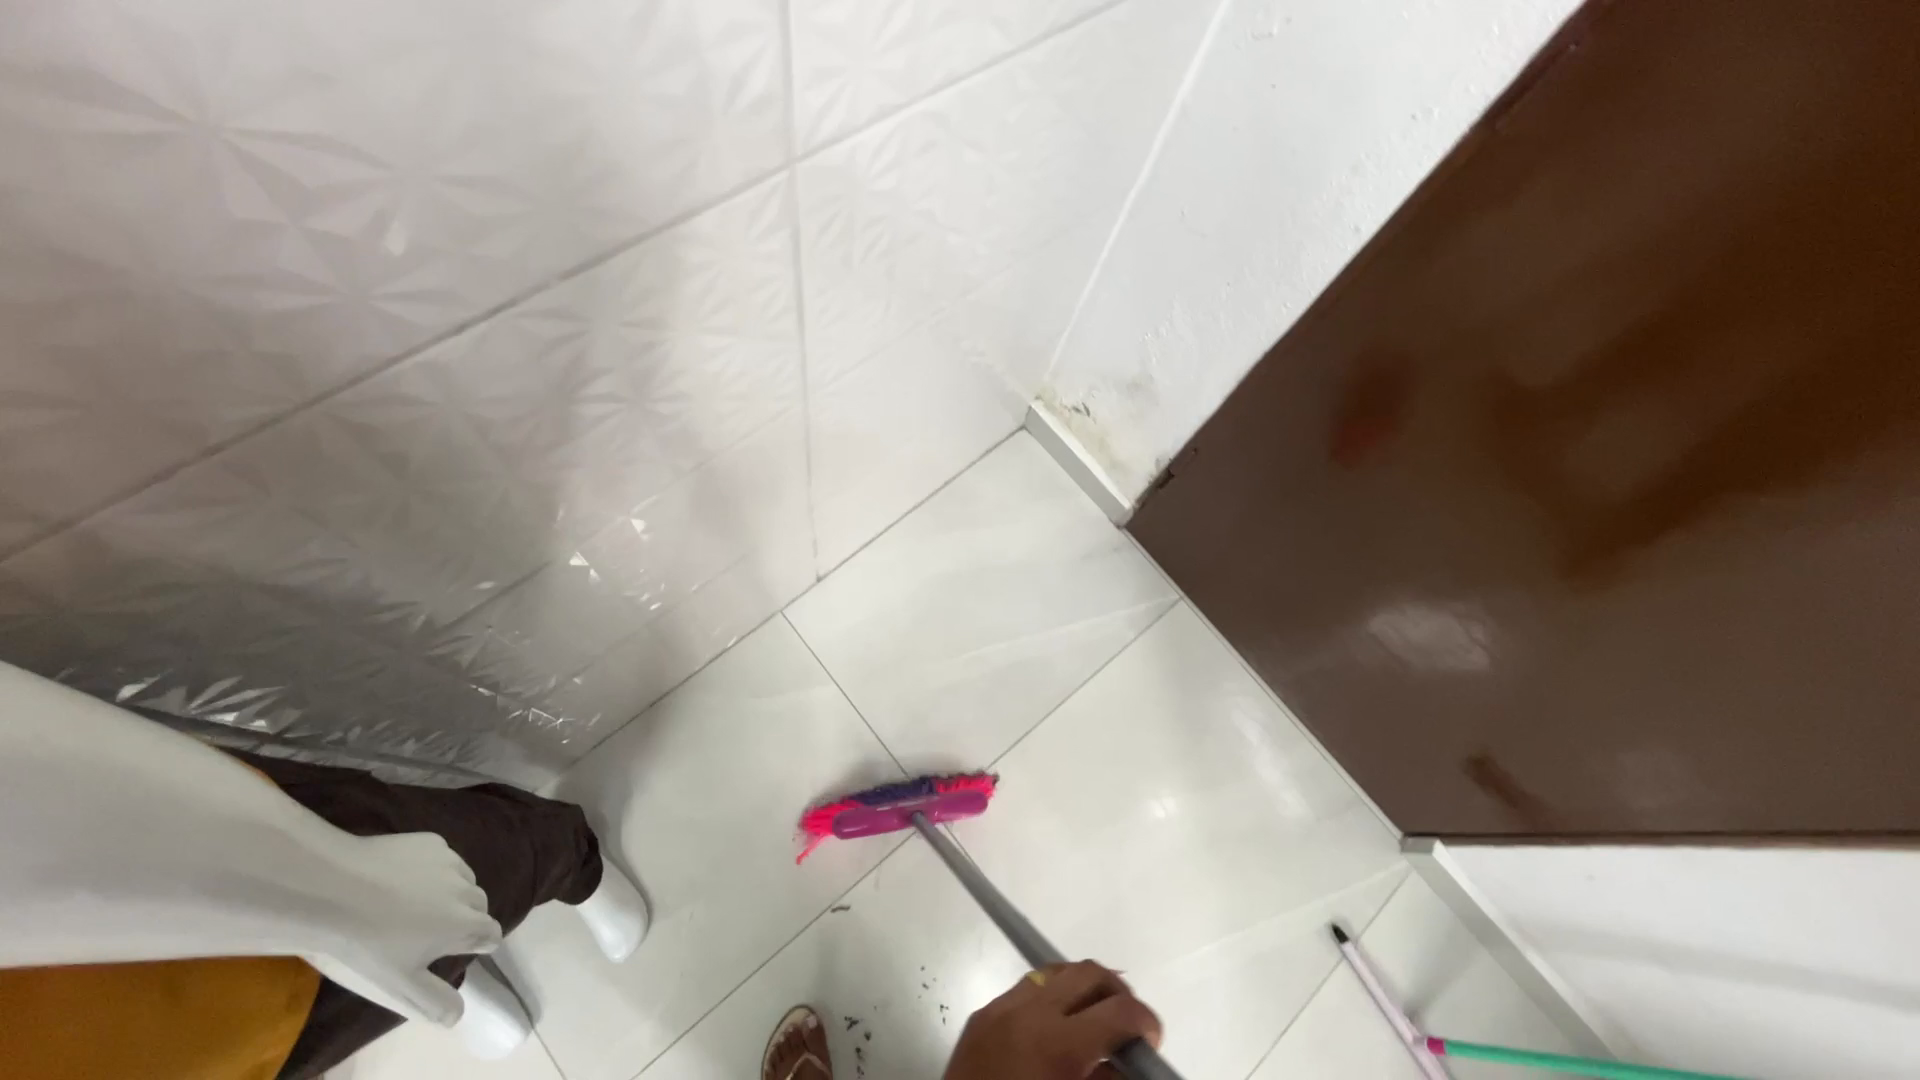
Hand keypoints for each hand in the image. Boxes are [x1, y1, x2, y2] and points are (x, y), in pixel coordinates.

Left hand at [306, 831, 501, 1025]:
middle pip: (479, 905)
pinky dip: (430, 870)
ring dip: (449, 892)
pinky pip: (440, 859)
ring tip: (410, 905)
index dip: (480, 944)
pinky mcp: (428, 842)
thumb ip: (433, 1002)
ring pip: (461, 880)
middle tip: (428, 932)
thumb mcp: (396, 987)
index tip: (462, 949)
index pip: (491, 934)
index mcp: (465, 924)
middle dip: (464, 917)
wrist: (329, 890)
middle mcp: (466, 890)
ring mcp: (449, 861)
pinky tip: (397, 879)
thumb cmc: (363, 946)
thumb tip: (459, 1014)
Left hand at [944, 961, 1162, 1079]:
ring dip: (1082, 989)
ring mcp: (1000, 1008)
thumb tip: (1126, 1066)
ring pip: (1055, 972)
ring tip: (1094, 1020)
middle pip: (1088, 973)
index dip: (1145, 1021)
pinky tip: (1056, 1027)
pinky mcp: (982, 1014)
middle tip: (1127, 1025)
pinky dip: (1050, 997)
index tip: (1151, 1040)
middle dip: (1116, 993)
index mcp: (1056, 1044)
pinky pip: (1025, 988)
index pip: (1118, 1010)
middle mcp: (1028, 1013)